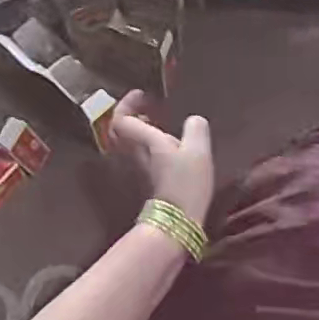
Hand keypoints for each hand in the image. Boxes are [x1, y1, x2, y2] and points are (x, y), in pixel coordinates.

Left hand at [107, 90, 213, 224]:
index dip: (128, 103)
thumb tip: (193, 122)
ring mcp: (134, 172)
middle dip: (131, 116)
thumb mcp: (198, 151)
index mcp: (143, 141)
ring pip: (128, 145)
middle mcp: (132, 155)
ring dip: (140, 133)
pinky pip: (138, 157)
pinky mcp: (143, 184)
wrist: (175, 223)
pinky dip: (147, 148)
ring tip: (159, 128)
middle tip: (149, 110)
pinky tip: (166, 151)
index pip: (121, 118)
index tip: (143, 96)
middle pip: (120, 132)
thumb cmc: (186, 184)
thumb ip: (195, 129)